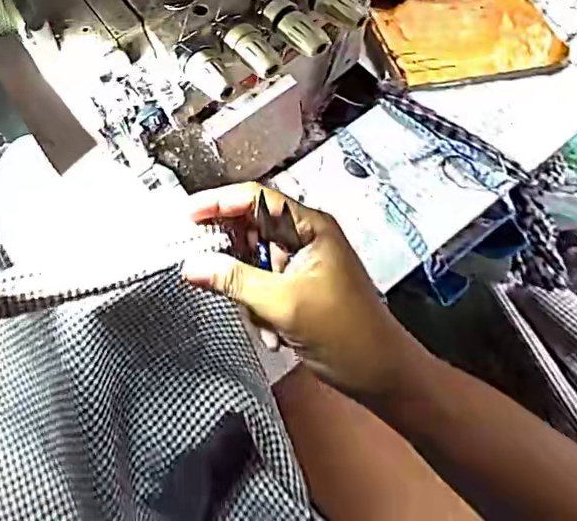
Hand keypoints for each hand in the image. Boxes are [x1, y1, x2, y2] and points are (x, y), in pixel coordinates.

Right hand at [181, 184, 429, 400]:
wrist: (386, 379)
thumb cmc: (347, 335)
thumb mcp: (284, 305)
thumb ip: (235, 281)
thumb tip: (193, 264)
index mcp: (309, 225)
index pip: (255, 198)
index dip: (219, 203)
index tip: (189, 215)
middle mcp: (305, 236)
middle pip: (251, 228)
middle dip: (233, 256)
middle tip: (205, 267)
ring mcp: (303, 261)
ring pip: (255, 261)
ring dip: (249, 291)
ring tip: (260, 319)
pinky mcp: (300, 286)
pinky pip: (264, 284)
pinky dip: (260, 306)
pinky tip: (274, 333)